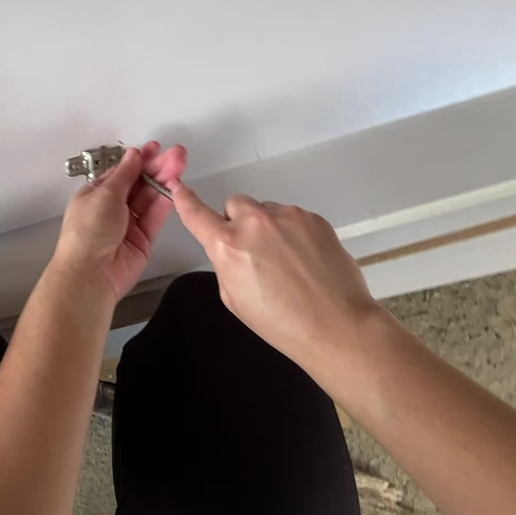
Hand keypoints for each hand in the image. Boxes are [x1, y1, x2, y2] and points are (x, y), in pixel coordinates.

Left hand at [51, 142, 186, 299]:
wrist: (91, 274)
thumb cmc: (86, 235)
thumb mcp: (105, 194)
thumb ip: (125, 175)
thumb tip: (133, 156)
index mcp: (96, 194)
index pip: (122, 172)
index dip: (139, 159)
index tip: (155, 148)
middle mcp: (112, 208)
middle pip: (139, 183)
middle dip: (157, 167)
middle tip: (176, 155)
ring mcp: (128, 224)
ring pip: (150, 197)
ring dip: (165, 181)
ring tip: (180, 165)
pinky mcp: (143, 239)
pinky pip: (156, 216)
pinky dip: (166, 201)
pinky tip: (176, 187)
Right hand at [168, 178, 382, 370]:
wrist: (337, 326)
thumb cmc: (281, 323)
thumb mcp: (234, 298)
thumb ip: (225, 261)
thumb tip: (232, 247)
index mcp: (228, 246)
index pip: (197, 214)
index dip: (185, 200)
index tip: (179, 188)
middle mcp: (254, 223)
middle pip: (235, 204)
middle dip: (239, 222)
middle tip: (255, 252)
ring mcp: (287, 216)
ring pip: (266, 211)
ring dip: (269, 227)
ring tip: (288, 262)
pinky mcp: (313, 218)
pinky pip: (292, 217)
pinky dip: (293, 233)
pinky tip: (306, 260)